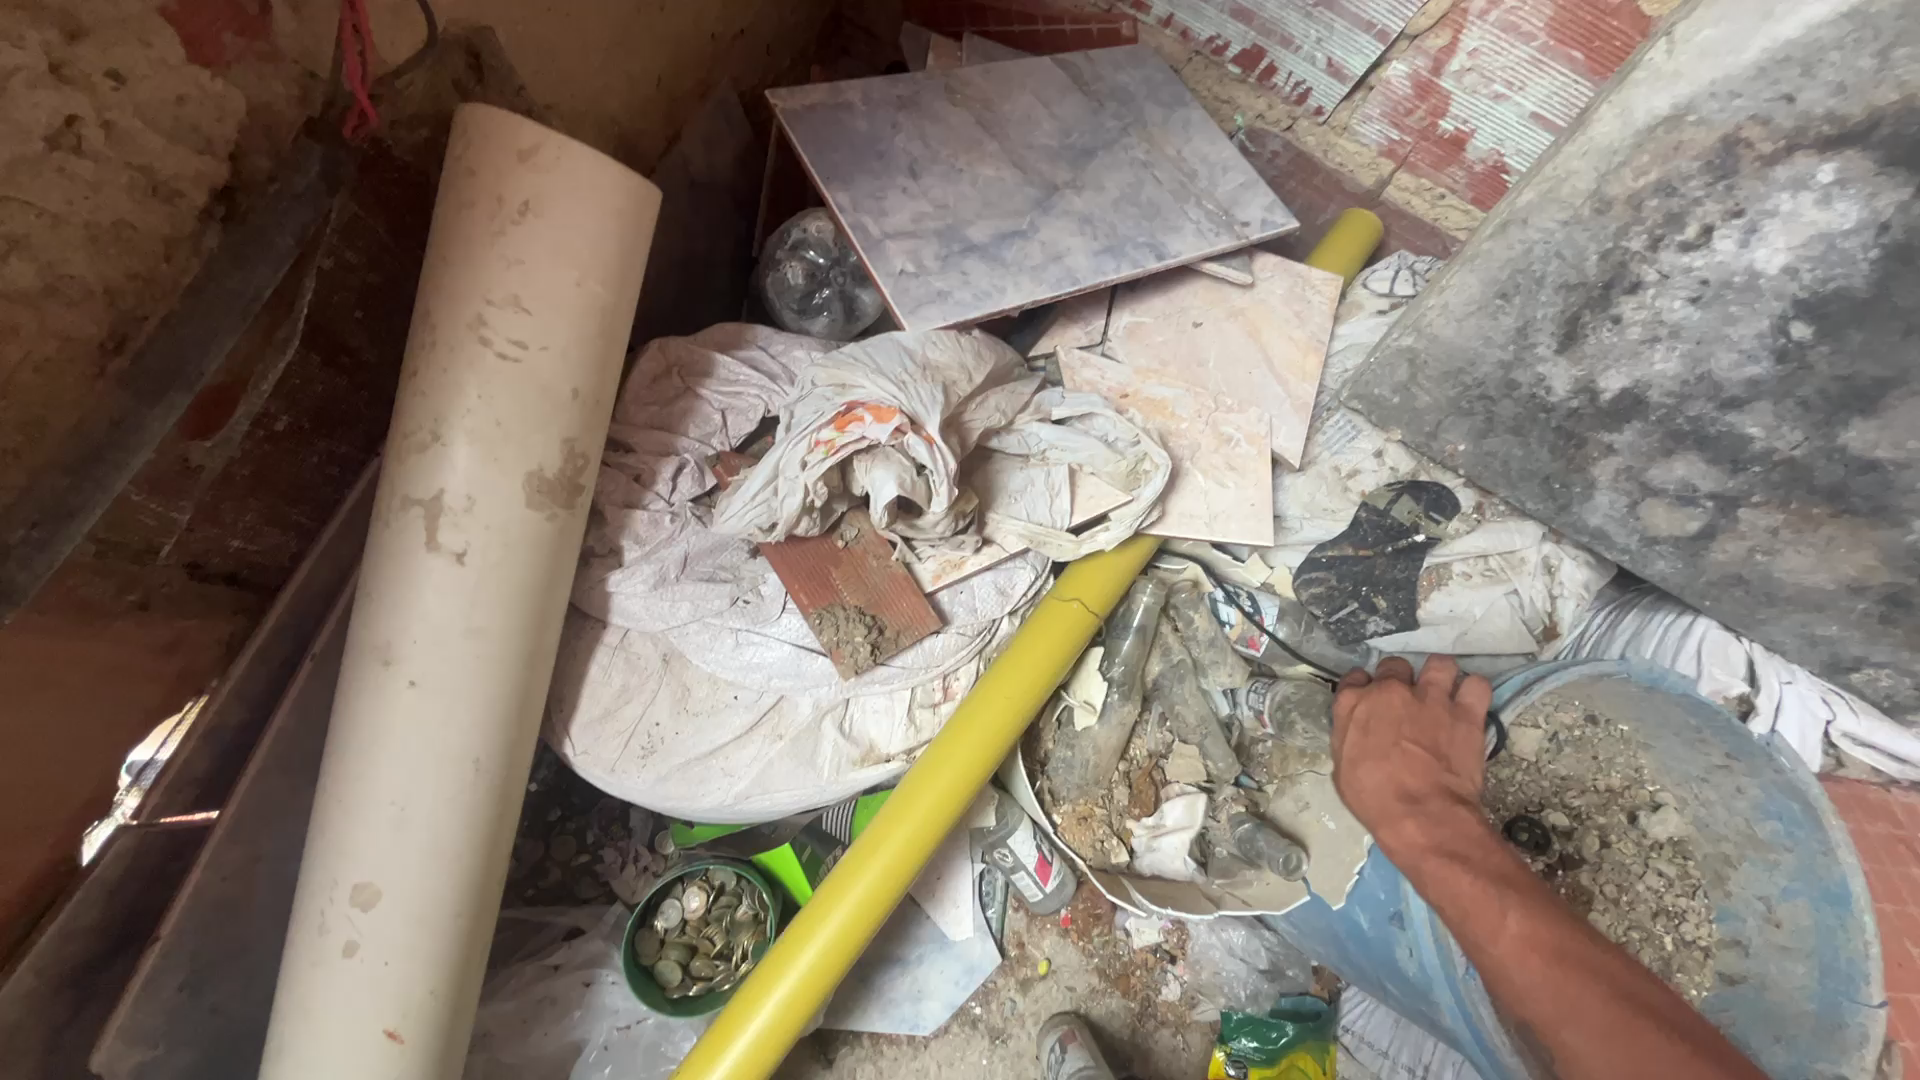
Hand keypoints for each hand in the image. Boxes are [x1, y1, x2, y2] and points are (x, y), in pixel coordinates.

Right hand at [1331, 655, 1493, 857]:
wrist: (1421, 812)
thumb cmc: (1372, 796)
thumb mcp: (1342, 764)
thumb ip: (1350, 735)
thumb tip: (1359, 731)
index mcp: (1353, 702)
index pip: (1355, 677)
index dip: (1364, 687)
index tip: (1370, 699)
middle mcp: (1389, 690)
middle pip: (1395, 664)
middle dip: (1400, 678)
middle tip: (1406, 699)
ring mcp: (1430, 698)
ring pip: (1439, 664)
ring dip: (1439, 675)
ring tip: (1441, 691)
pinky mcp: (1466, 713)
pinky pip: (1477, 685)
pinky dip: (1474, 691)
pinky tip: (1470, 703)